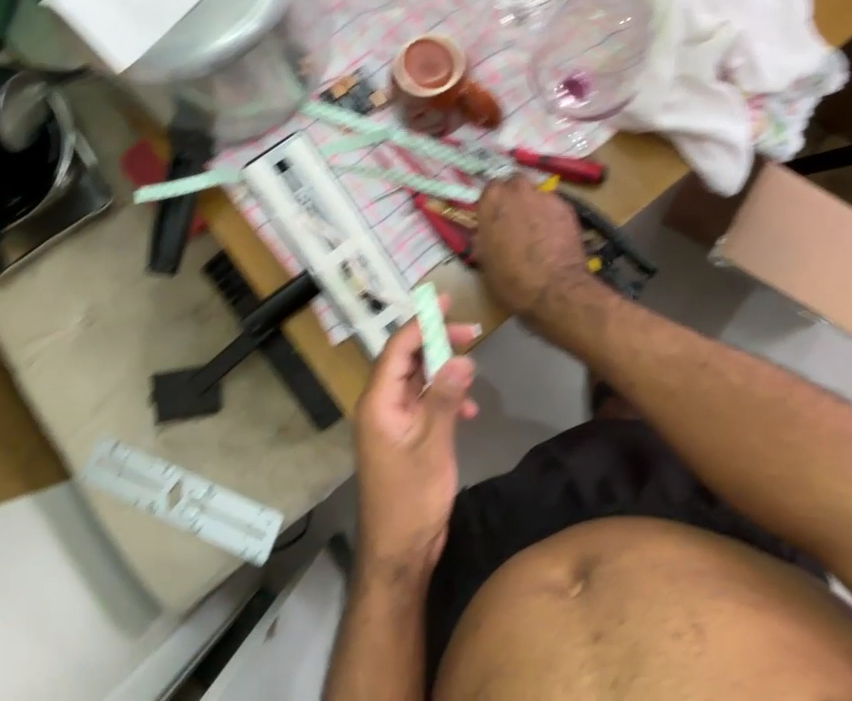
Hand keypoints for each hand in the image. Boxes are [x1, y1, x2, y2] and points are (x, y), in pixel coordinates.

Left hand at [353, 299, 481, 581]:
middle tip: (472, 333)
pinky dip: (445, 401)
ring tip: (473, 370)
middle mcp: (380, 406)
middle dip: (437, 343)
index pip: (397, 349)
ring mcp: (391, 423)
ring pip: (417, 382)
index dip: (421, 322)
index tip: (445, 301)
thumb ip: (445, 399)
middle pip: (407, 360)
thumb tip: (460, 358)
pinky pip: (423, 405)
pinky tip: (469, 412)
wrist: (399, 551)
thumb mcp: (432, 446)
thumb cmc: (411, 499)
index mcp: (377, 403)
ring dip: (444, 373)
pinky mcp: (404, 439)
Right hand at [473, 177, 590, 317]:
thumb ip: (484, 238)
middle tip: (517, 219)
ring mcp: (545, 196)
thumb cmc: (511, 279)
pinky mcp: (567, 207)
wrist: (554, 289)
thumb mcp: (485, 260)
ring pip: (538, 194)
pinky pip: (555, 206)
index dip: (494, 203)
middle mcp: (517, 191)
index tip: (496, 217)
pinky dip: (554, 216)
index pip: (491, 188)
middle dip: (516, 197)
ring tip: (539, 229)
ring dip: (535, 206)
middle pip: (515, 184)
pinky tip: (555, 235)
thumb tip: (485, 235)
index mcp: (492, 200)